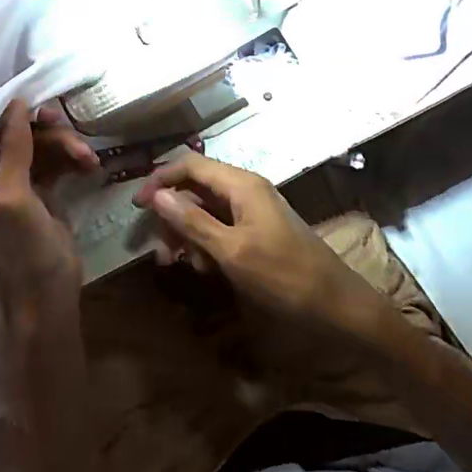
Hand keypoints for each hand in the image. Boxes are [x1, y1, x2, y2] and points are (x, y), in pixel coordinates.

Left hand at [0, 99, 101, 314]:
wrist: (49, 300)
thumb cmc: (25, 251)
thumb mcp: (14, 197)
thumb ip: (13, 151)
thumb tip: (15, 104)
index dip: (19, 118)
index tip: (48, 110)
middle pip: (24, 140)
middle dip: (52, 137)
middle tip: (79, 145)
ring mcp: (25, 190)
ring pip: (45, 152)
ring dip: (68, 150)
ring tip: (90, 161)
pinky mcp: (48, 200)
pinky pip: (59, 168)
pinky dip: (74, 163)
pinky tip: (91, 167)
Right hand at [132, 153, 393, 339]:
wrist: (334, 305)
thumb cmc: (283, 275)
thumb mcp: (231, 251)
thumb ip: (192, 221)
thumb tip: (157, 194)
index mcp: (242, 185)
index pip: (190, 165)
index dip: (160, 180)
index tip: (136, 207)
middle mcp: (246, 190)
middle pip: (196, 189)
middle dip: (173, 217)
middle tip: (161, 252)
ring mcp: (253, 212)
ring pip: (206, 212)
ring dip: (187, 235)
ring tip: (181, 266)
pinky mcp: (257, 232)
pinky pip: (221, 229)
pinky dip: (206, 245)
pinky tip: (204, 270)